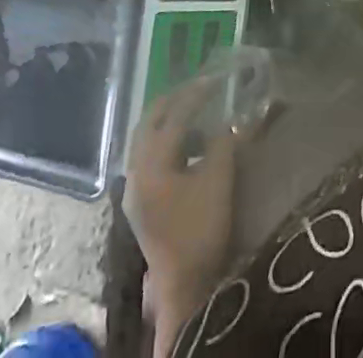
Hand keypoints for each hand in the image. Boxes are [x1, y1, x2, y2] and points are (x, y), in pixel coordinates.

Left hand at [124, 77, 238, 347]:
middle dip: (176, 99)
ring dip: (170, 120)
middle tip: (201, 86)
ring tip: (197, 114)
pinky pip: (149, 154)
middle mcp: (136, 168)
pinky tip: (188, 146)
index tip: (217, 79)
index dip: (197, 94)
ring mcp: (134, 185)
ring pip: (147, 137)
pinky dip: (167, 140)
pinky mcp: (140, 199)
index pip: (175, 115)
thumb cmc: (201, 230)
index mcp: (152, 162)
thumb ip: (222, 144)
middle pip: (151, 120)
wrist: (184, 284)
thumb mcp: (218, 182)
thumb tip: (228, 121)